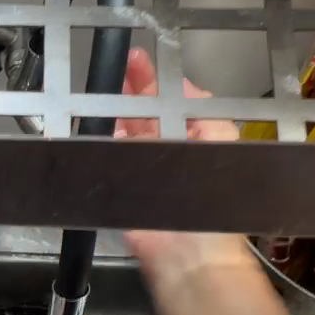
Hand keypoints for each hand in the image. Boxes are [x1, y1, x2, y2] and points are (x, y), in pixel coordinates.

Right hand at [113, 48, 261, 291]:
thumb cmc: (213, 202)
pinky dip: (100, 150)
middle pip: (147, 117)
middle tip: (118, 70)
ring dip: (115, 118)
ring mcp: (145, 174)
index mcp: (197, 139)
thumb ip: (204, 111)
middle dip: (132, 93)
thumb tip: (189, 89)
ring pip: (125, 138)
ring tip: (102, 97)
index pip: (173, 103)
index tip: (139, 63)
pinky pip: (109, 167)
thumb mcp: (219, 139)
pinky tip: (95, 133)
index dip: (156, 82)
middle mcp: (171, 155)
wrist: (188, 251)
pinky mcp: (124, 194)